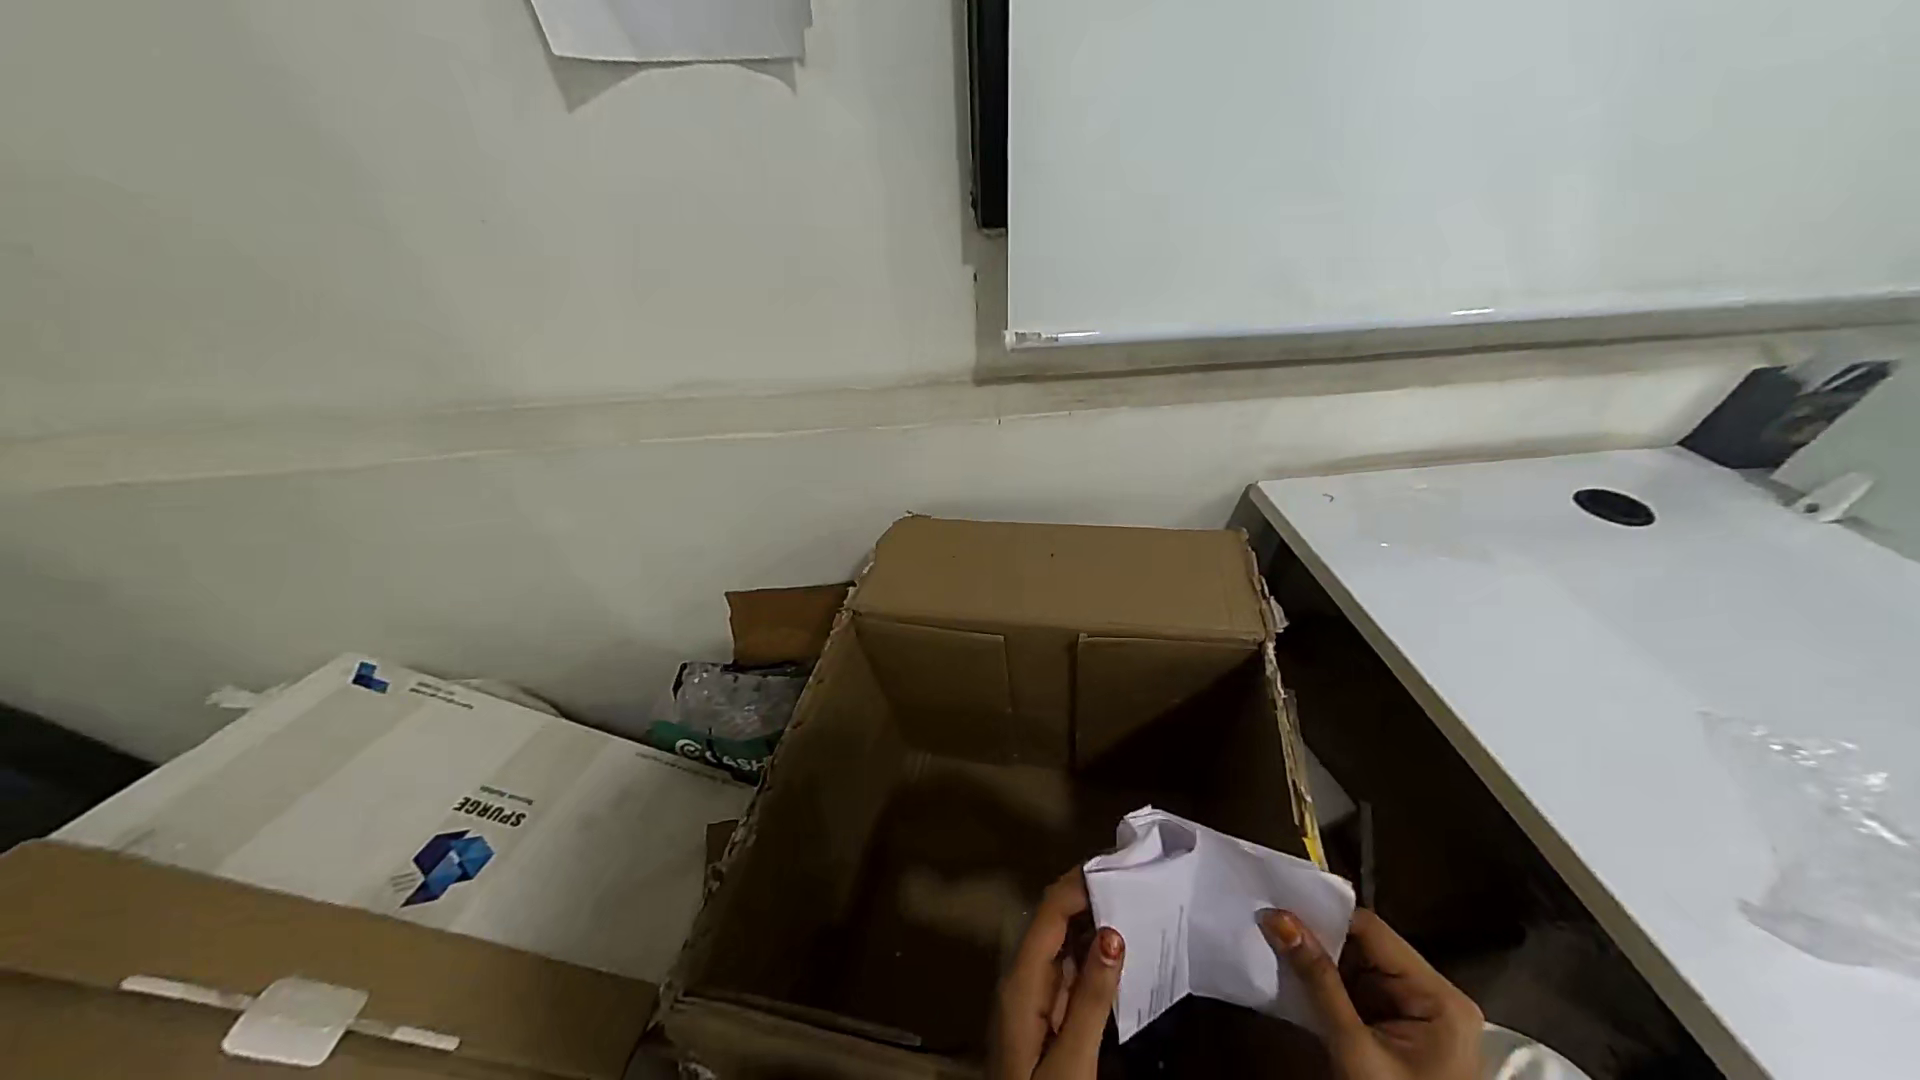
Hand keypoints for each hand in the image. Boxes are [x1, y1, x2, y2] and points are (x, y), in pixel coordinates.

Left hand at [991, 871, 1125, 1079]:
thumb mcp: (1071, 1062)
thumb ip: (1092, 998)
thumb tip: (1112, 932)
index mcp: (1021, 981)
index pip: (1049, 914)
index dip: (1077, 883)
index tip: (1114, 862)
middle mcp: (1023, 978)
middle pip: (1053, 921)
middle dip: (1087, 894)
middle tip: (1131, 875)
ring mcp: (1034, 996)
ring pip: (1064, 943)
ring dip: (1092, 920)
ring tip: (1131, 897)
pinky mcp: (1046, 1014)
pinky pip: (1069, 971)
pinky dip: (1093, 952)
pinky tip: (1119, 945)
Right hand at [1261, 908, 1482, 1079]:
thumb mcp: (1353, 1048)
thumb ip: (1318, 980)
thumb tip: (1277, 917)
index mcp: (1439, 996)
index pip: (1372, 930)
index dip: (1323, 915)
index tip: (1274, 906)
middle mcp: (1433, 994)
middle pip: (1364, 945)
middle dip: (1316, 939)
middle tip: (1266, 926)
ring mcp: (1417, 1012)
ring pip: (1355, 965)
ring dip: (1316, 961)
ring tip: (1272, 944)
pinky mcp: (1398, 1028)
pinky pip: (1356, 990)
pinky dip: (1325, 985)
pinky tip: (1293, 976)